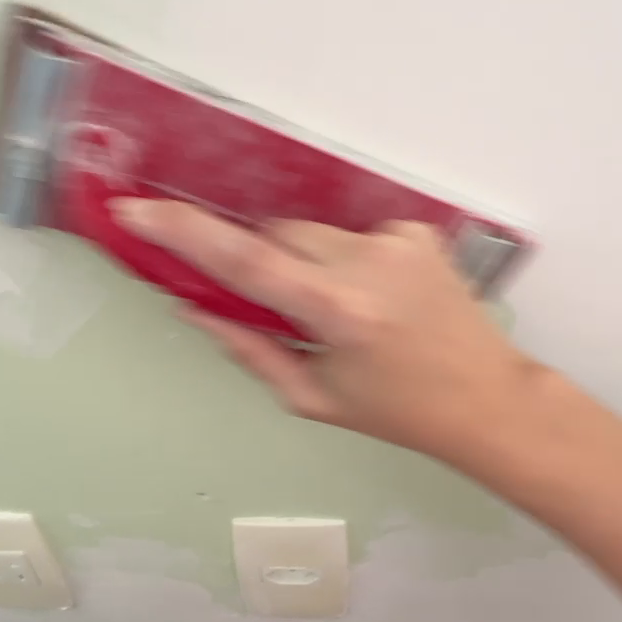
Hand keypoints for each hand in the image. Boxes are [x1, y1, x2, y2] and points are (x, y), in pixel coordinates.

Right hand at [110, 200, 549, 464]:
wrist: (486, 397)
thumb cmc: (395, 411)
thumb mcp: (312, 398)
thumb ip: (249, 349)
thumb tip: (193, 310)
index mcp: (338, 312)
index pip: (244, 259)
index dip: (183, 231)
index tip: (135, 209)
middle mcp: (368, 262)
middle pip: (274, 234)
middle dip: (257, 260)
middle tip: (271, 304)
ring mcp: (397, 238)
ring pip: (311, 232)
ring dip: (301, 262)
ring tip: (337, 311)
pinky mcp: (417, 229)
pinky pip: (349, 233)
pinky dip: (341, 260)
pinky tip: (371, 297)